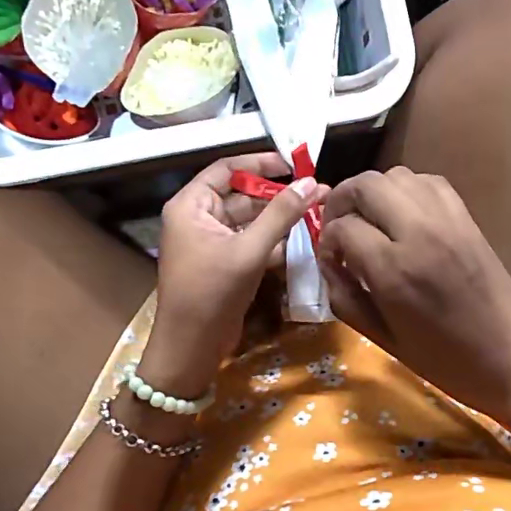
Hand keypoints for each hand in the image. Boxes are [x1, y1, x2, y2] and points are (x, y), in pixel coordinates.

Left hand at [148, 153, 325, 391]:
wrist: (192, 347)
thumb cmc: (212, 292)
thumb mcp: (249, 250)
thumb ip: (281, 215)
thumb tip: (312, 183)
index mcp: (191, 206)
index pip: (228, 169)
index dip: (261, 163)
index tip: (296, 164)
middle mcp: (198, 218)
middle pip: (243, 194)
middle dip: (279, 194)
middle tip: (318, 192)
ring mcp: (212, 242)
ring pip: (251, 220)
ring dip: (281, 218)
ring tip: (318, 212)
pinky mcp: (225, 263)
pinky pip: (251, 241)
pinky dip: (274, 240)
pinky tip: (305, 239)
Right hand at [318, 167, 510, 418]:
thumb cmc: (445, 361)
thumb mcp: (383, 340)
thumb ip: (345, 298)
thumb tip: (331, 264)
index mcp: (395, 269)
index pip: (342, 228)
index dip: (326, 243)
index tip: (332, 263)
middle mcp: (420, 232)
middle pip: (365, 185)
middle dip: (341, 201)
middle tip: (338, 229)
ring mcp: (448, 219)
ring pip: (397, 175)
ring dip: (374, 192)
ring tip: (369, 221)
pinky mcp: (468, 218)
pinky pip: (429, 182)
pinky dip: (407, 191)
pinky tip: (403, 217)